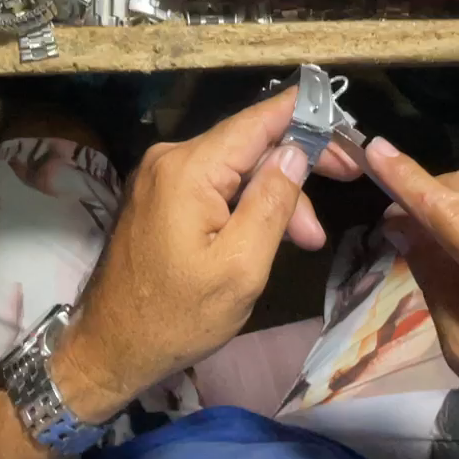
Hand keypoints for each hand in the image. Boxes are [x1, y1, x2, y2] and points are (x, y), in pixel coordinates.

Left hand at [53, 89, 360, 421]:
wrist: (110, 346)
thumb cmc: (178, 316)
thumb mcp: (241, 267)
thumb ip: (271, 203)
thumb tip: (295, 151)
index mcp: (188, 169)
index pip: (255, 121)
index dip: (301, 112)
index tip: (340, 112)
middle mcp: (169, 159)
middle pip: (247, 145)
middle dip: (296, 166)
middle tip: (349, 176)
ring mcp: (160, 177)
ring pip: (234, 168)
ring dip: (273, 195)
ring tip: (307, 240)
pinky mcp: (158, 196)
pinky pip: (213, 185)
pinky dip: (245, 203)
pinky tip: (270, 233)